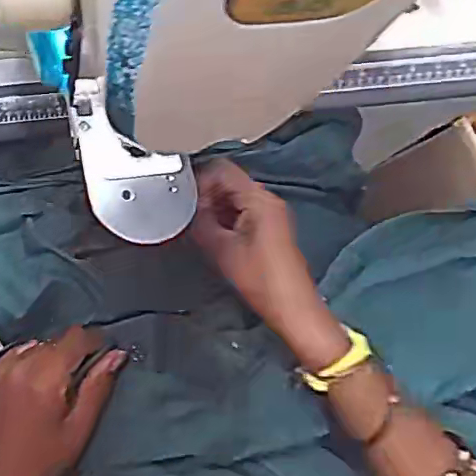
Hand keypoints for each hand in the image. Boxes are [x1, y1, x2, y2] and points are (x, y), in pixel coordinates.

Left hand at [0, 324, 126, 475]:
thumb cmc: (43, 464)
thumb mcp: (78, 429)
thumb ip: (98, 387)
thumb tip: (116, 355)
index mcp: (44, 376)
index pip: (75, 337)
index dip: (95, 341)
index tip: (107, 352)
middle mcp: (21, 363)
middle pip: (57, 340)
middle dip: (76, 351)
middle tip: (87, 375)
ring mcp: (3, 367)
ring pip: (39, 344)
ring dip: (55, 354)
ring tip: (64, 382)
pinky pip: (21, 352)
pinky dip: (34, 358)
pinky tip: (40, 381)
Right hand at [190, 159, 318, 323]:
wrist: (290, 305)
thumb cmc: (257, 276)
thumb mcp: (219, 247)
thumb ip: (201, 220)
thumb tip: (190, 208)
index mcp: (258, 198)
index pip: (222, 170)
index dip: (199, 180)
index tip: (185, 199)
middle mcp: (268, 199)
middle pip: (229, 181)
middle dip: (206, 194)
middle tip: (190, 214)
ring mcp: (272, 212)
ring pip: (235, 195)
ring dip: (215, 206)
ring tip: (200, 225)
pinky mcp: (271, 225)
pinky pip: (243, 209)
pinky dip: (226, 216)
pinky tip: (216, 233)